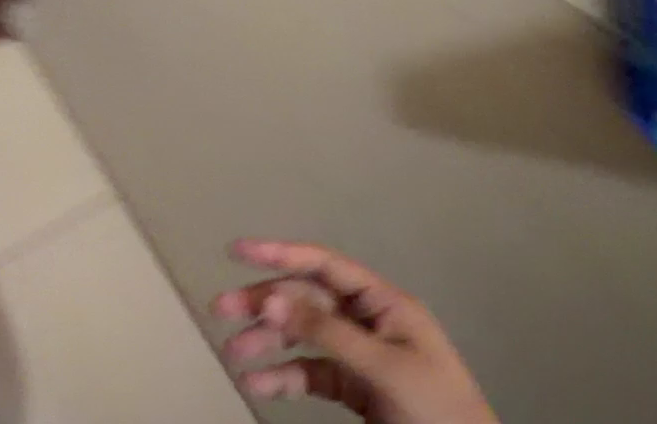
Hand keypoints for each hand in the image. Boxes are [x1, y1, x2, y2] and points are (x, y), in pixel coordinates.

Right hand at [212, 239, 497, 423]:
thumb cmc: (436, 407)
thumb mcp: (383, 366)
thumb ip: (326, 332)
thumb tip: (270, 300)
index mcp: (383, 303)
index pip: (324, 265)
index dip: (280, 252)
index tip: (236, 250)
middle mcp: (367, 322)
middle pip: (305, 301)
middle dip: (263, 304)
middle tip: (220, 310)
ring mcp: (359, 355)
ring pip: (302, 337)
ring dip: (266, 343)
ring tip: (233, 355)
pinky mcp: (353, 388)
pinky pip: (309, 373)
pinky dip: (282, 378)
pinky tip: (257, 385)